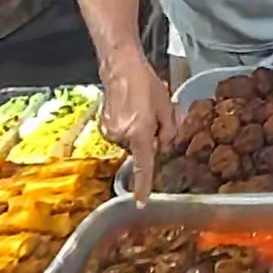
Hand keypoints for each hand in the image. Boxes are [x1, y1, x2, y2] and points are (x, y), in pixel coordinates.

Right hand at [99, 50, 175, 202]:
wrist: (122, 70)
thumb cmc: (148, 86)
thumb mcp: (167, 107)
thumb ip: (169, 130)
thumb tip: (164, 146)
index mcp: (141, 132)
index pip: (144, 165)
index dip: (144, 184)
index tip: (141, 202)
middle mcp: (122, 136)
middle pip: (142, 147)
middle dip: (151, 136)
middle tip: (155, 115)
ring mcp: (110, 132)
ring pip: (132, 140)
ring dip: (140, 130)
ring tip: (143, 108)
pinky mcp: (103, 126)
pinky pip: (122, 133)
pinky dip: (130, 125)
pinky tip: (132, 108)